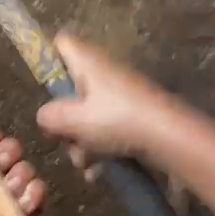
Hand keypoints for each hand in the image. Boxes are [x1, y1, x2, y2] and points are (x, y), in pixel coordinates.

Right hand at [35, 32, 177, 158]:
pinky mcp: (132, 115)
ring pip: (87, 114)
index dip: (48, 60)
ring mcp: (119, 94)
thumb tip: (44, 116)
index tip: (46, 88)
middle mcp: (102, 72)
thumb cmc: (117, 119)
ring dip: (81, 141)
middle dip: (65, 119)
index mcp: (86, 62)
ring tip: (86, 164)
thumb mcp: (74, 121)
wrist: (170, 137)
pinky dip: (100, 148)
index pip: (61, 43)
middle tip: (65, 138)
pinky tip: (99, 171)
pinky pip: (106, 128)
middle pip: (70, 88)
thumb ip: (51, 117)